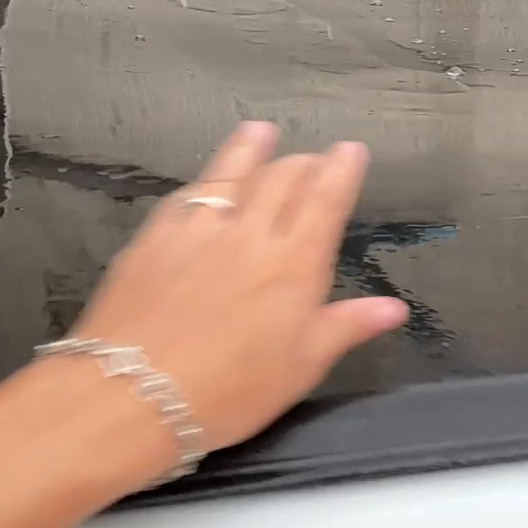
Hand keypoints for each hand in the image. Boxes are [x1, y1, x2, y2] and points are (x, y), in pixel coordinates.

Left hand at [57, 122, 407, 482]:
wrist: (132, 397)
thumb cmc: (232, 390)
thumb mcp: (302, 366)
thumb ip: (347, 326)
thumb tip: (395, 308)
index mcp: (293, 263)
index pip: (325, 201)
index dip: (341, 171)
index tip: (351, 149)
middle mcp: (248, 234)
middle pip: (281, 179)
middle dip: (304, 161)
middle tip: (315, 156)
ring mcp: (195, 232)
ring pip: (229, 175)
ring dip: (249, 150)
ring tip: (260, 130)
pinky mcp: (152, 241)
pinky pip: (185, 197)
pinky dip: (205, 180)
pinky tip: (205, 181)